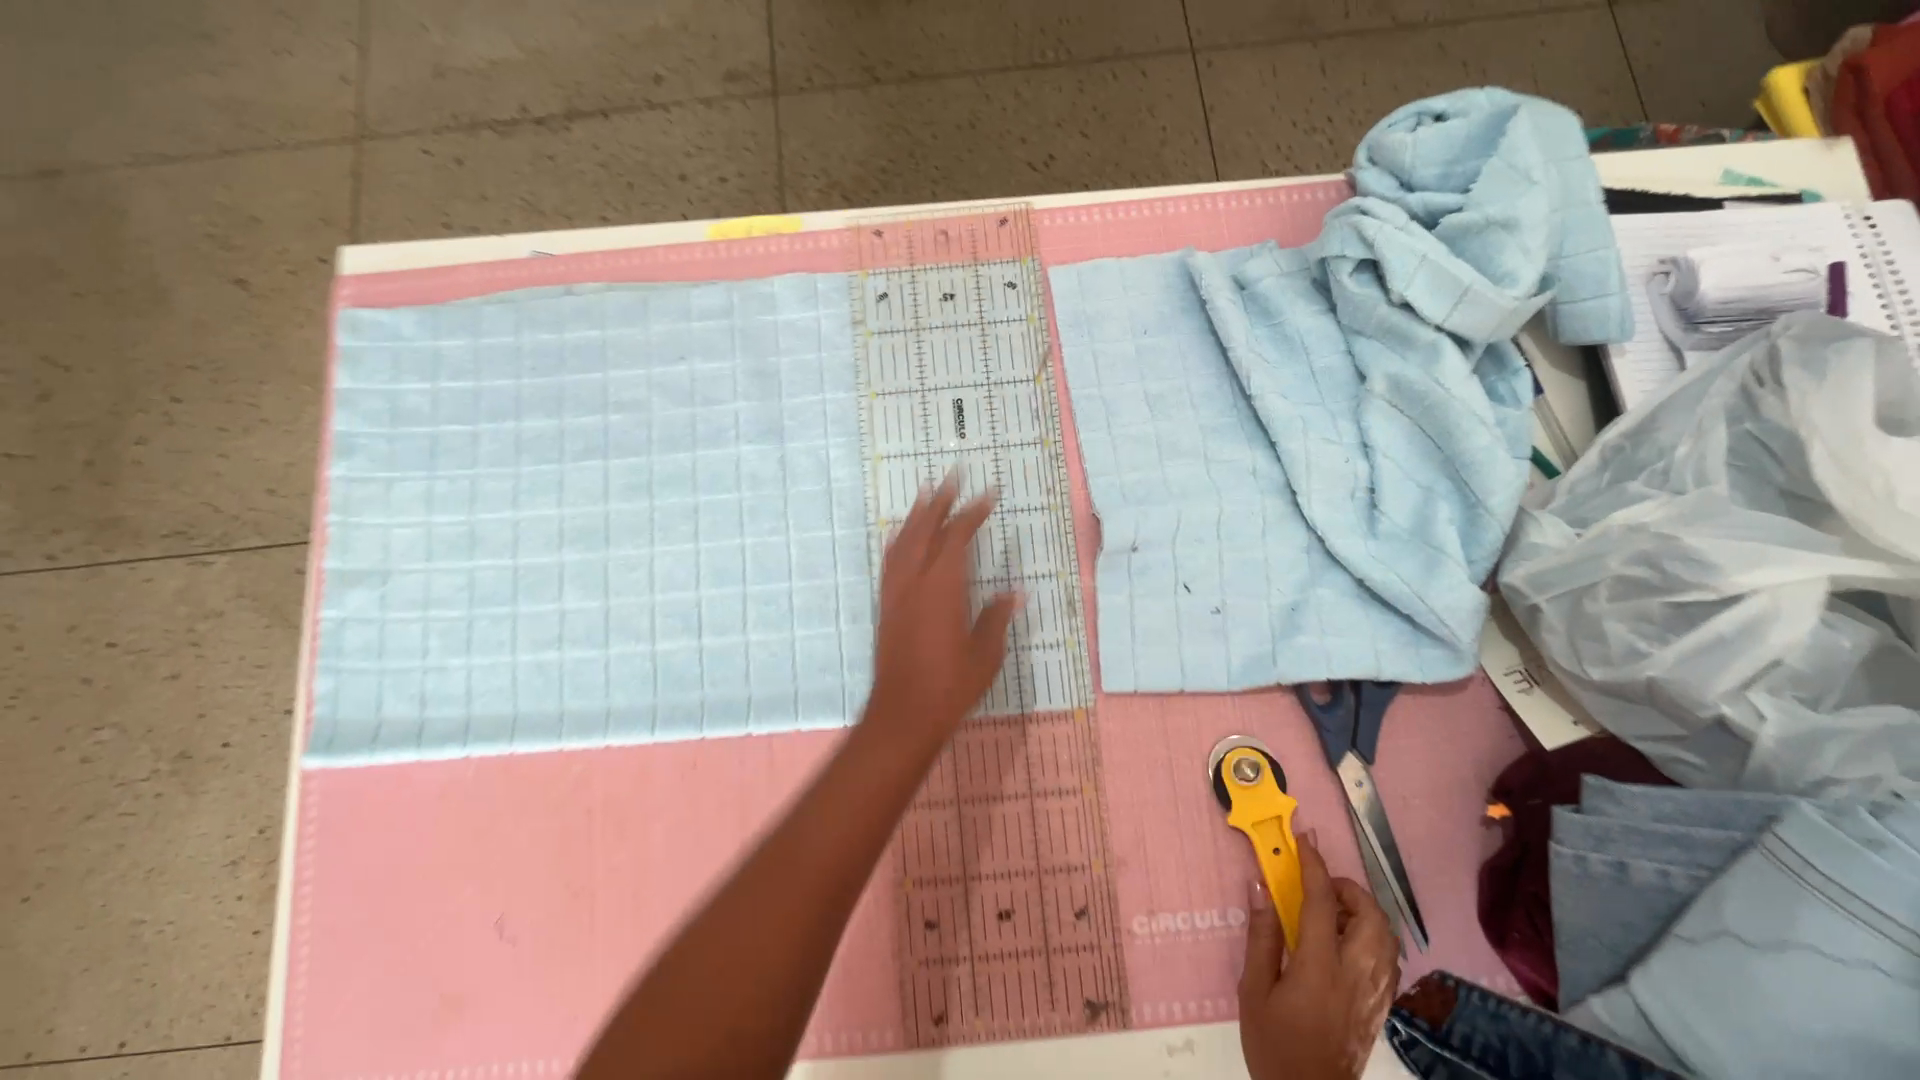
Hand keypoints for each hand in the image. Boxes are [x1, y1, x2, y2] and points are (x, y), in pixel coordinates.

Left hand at [863, 475, 1020, 744]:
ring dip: (915, 515)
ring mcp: (895, 593)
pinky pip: (889, 561)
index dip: (972, 513)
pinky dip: (898, 540)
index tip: (988, 495)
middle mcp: (915, 582)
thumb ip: (996, 618)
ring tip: (925, 494)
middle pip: (925, 530)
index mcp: (944, 587)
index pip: (957, 537)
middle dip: (939, 501)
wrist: (903, 713)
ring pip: (902, 542)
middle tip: (951, 477)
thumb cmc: (950, 686)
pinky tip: (901, 537)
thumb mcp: (985, 654)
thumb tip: (1014, 595)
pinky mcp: (885, 608)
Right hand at [1239, 837, 1401, 1079]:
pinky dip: (1371, 935)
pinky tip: (1344, 945)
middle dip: (1348, 889)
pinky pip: (1387, 955)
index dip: (1314, 866)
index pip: (1322, 902)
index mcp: (1320, 967)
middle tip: (1318, 888)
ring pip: (1386, 933)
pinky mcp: (1382, 1005)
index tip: (1305, 840)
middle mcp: (1357, 974)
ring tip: (1329, 915)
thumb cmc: (1273, 1043)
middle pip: (1370, 913)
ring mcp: (1376, 991)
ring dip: (1362, 911)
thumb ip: (1261, 936)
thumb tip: (1261, 888)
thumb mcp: (1253, 990)